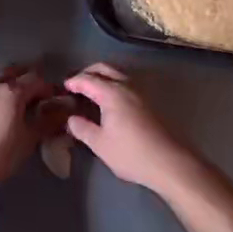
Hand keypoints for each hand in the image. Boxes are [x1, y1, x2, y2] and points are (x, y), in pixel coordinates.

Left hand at [0, 64, 56, 193]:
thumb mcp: (27, 141)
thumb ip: (47, 122)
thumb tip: (64, 110)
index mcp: (12, 92)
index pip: (37, 80)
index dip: (50, 88)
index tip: (57, 99)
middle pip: (16, 70)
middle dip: (30, 78)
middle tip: (39, 93)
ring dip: (10, 77)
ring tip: (18, 93)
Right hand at [64, 64, 204, 195]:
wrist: (169, 162)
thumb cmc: (130, 153)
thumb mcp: (100, 144)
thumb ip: (82, 129)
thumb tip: (71, 120)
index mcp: (112, 93)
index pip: (88, 79)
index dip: (73, 81)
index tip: (63, 87)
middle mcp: (127, 87)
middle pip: (105, 69)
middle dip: (88, 73)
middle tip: (75, 85)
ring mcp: (141, 93)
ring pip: (118, 75)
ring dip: (102, 78)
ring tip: (90, 92)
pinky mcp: (149, 103)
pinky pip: (126, 85)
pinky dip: (113, 86)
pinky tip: (109, 102)